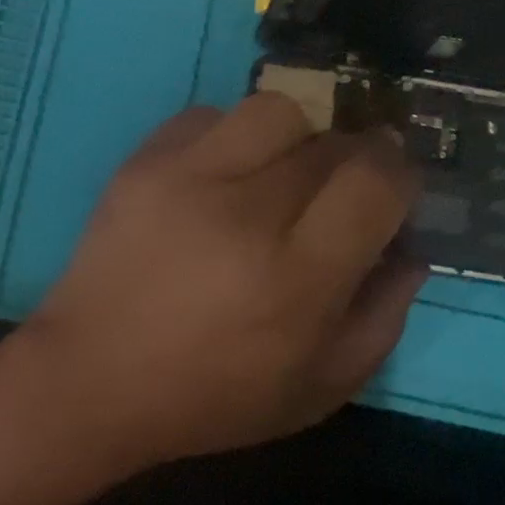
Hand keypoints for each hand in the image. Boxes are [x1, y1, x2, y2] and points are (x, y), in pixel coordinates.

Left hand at [18, 93, 426, 473]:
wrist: (93, 375)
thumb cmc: (212, 396)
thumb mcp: (321, 387)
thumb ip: (382, 316)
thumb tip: (411, 247)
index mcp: (298, 276)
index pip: (375, 180)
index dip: (398, 171)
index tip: (393, 185)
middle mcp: (246, 211)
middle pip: (330, 141)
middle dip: (352, 158)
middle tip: (338, 187)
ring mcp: (188, 175)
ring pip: (275, 109)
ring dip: (296, 135)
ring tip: (281, 171)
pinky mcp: (145, 159)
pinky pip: (211, 114)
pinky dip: (232, 135)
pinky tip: (222, 172)